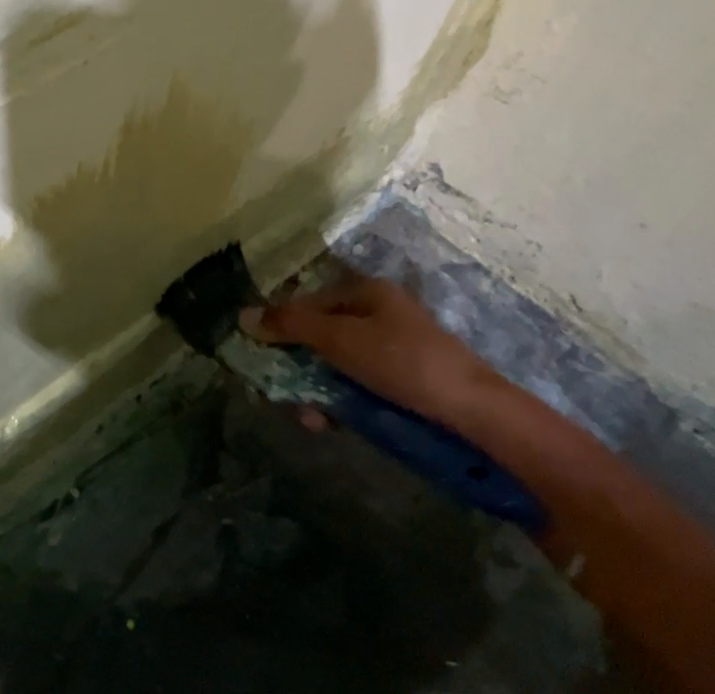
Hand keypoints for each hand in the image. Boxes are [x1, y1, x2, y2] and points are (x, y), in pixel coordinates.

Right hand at [240, 273, 500, 419]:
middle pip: (320, 335)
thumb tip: (243, 315)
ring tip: (314, 420)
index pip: (307, 302)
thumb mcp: (340, 339)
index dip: (281, 326)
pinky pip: (357, 385)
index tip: (260, 357)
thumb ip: (291, 325)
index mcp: (368, 292)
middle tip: (287, 397)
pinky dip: (341, 402)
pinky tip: (333, 423)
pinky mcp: (402, 381)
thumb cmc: (402, 363)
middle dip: (298, 367)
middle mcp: (379, 314)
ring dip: (316, 390)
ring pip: (336, 364)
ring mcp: (393, 348)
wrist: (472, 412)